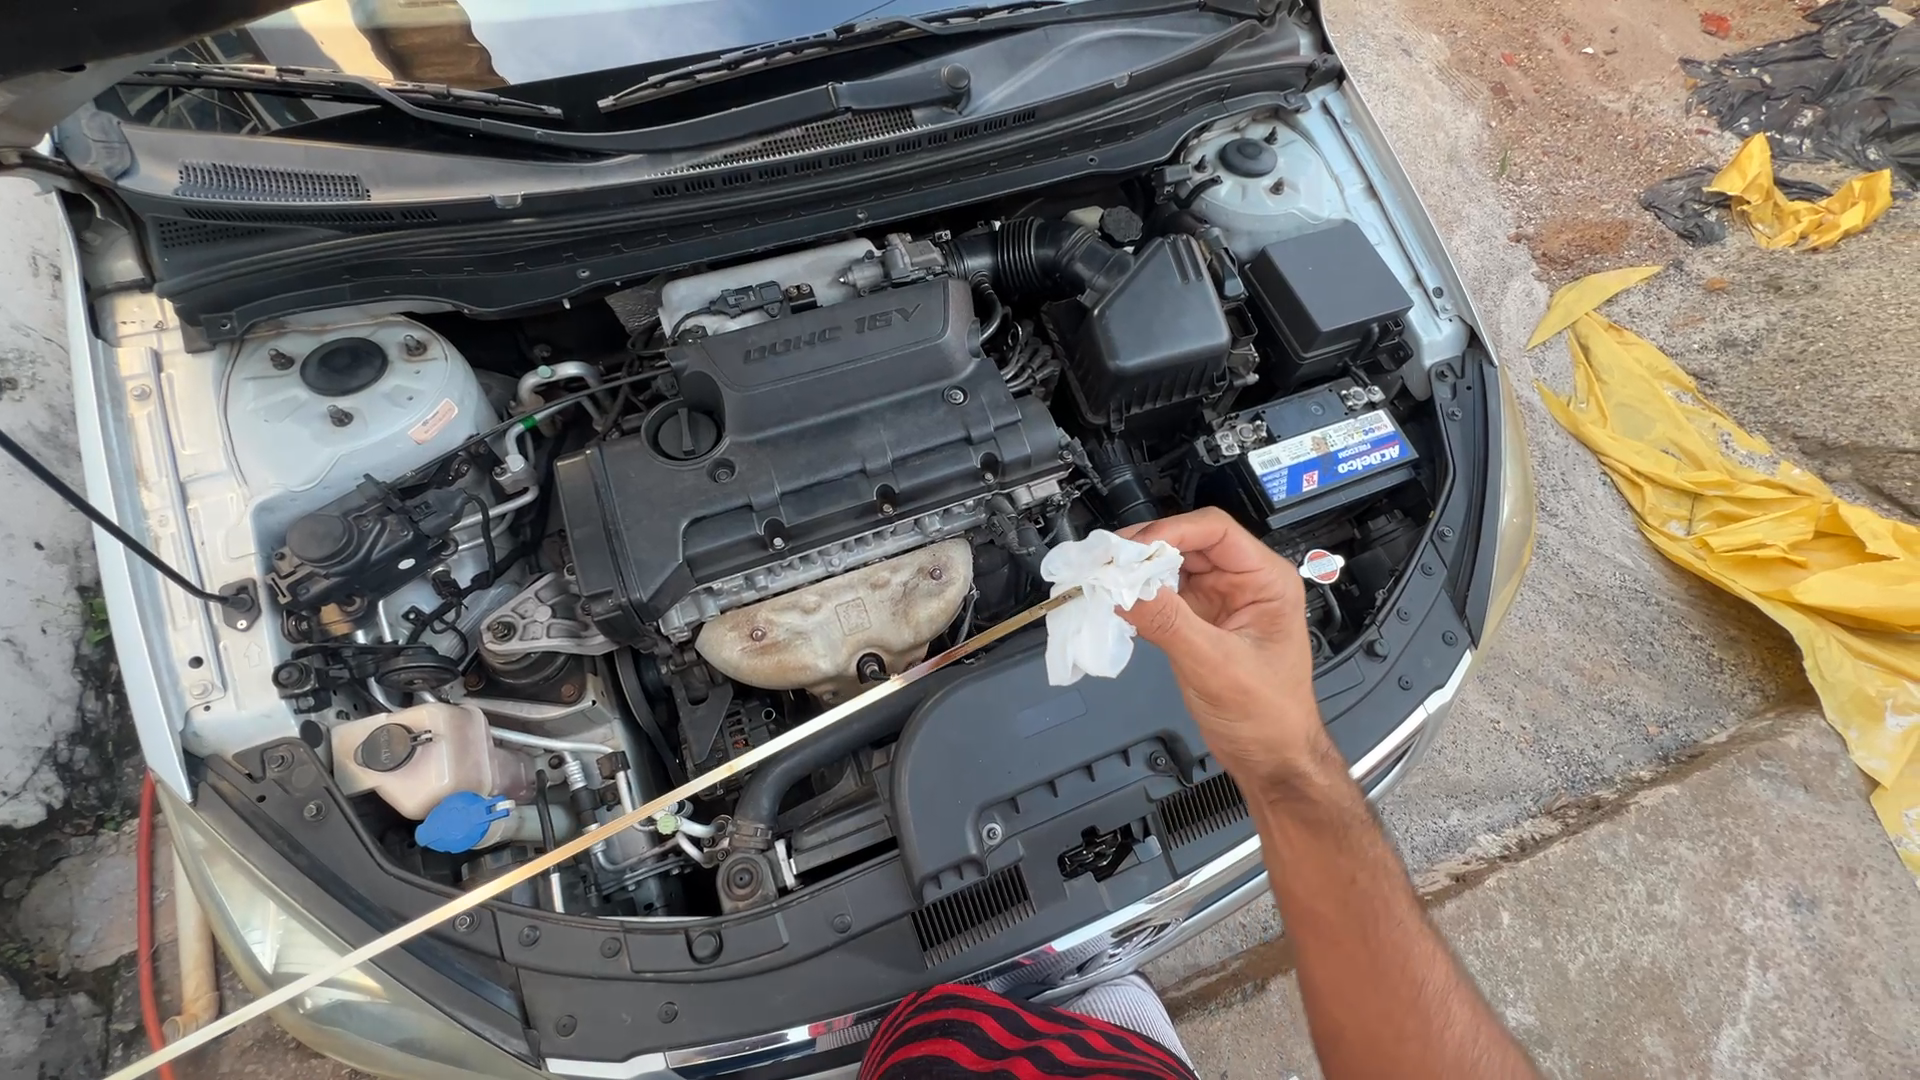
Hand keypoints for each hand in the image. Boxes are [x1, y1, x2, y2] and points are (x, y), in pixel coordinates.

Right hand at [1118, 509, 1333, 790]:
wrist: (1270, 758)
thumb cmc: (1268, 716)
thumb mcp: (1216, 666)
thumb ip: (1169, 623)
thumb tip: (1124, 589)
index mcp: (1266, 580)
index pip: (1214, 530)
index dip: (1170, 532)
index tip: (1131, 550)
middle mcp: (1242, 582)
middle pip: (1186, 543)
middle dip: (1144, 550)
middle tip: (1106, 562)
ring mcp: (1217, 599)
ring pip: (1169, 566)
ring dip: (1136, 571)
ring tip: (1104, 579)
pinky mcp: (1195, 619)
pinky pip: (1160, 594)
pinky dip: (1136, 595)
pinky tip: (1115, 603)